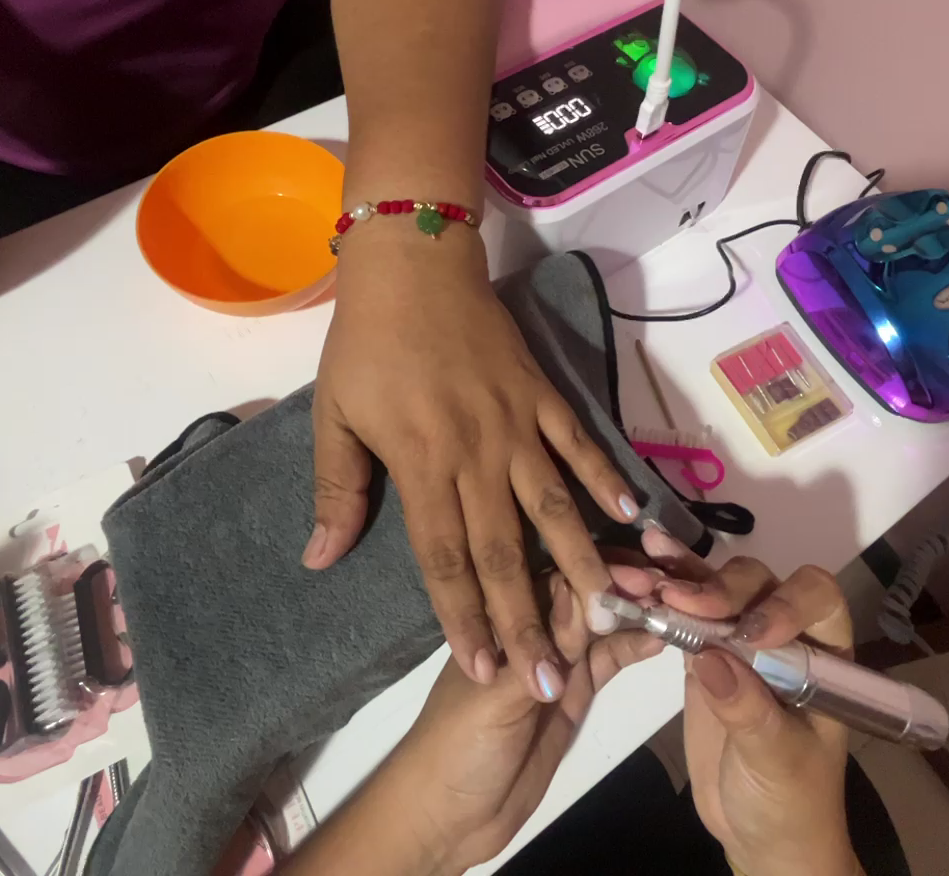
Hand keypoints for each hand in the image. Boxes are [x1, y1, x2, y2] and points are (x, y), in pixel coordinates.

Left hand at [284, 569, 663, 875]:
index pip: (554, 578)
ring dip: (634, 613)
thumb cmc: (457, 743)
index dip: (594, 569)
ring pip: (600, 625)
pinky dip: (632, 646)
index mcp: (502, 615)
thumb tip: (579, 589)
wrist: (449, 814)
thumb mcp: (497, 693)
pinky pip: (607, 661)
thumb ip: (539, 647)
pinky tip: (660, 636)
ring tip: (674, 605)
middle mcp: (532, 627)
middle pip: (583, 595)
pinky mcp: (573, 692)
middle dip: (622, 584)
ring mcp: (555, 659)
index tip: (637, 568)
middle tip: (667, 582)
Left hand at [311, 221, 638, 703]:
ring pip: (551, 506)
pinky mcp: (542, 394)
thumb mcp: (333, 416)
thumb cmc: (366, 347)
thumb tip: (321, 560)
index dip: (462, 616)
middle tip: (545, 677)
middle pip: (503, 549)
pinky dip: (602, 478)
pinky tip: (628, 515)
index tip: (482, 667)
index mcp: (421, 464)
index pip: (445, 557)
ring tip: (605, 614)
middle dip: (524, 618)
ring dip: (576, 564)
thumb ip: (337, 489)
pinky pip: (577, 443)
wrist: (413, 270)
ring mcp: (516, 423)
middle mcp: (476, 454)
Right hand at [640, 531, 864, 875]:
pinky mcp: (701, 650)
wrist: (760, 834)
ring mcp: (738, 638)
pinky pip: (683, 613)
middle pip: (756, 585)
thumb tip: (708, 658)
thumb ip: (748, 710)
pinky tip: (638, 573)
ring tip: (646, 562)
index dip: (785, 603)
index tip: (749, 634)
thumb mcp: (777, 762)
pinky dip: (661, 592)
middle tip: (678, 602)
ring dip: (681, 574)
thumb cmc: (790, 801)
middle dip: (719, 589)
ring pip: (714, 587)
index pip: (815, 601)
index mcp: (821, 654)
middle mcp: (783, 633)